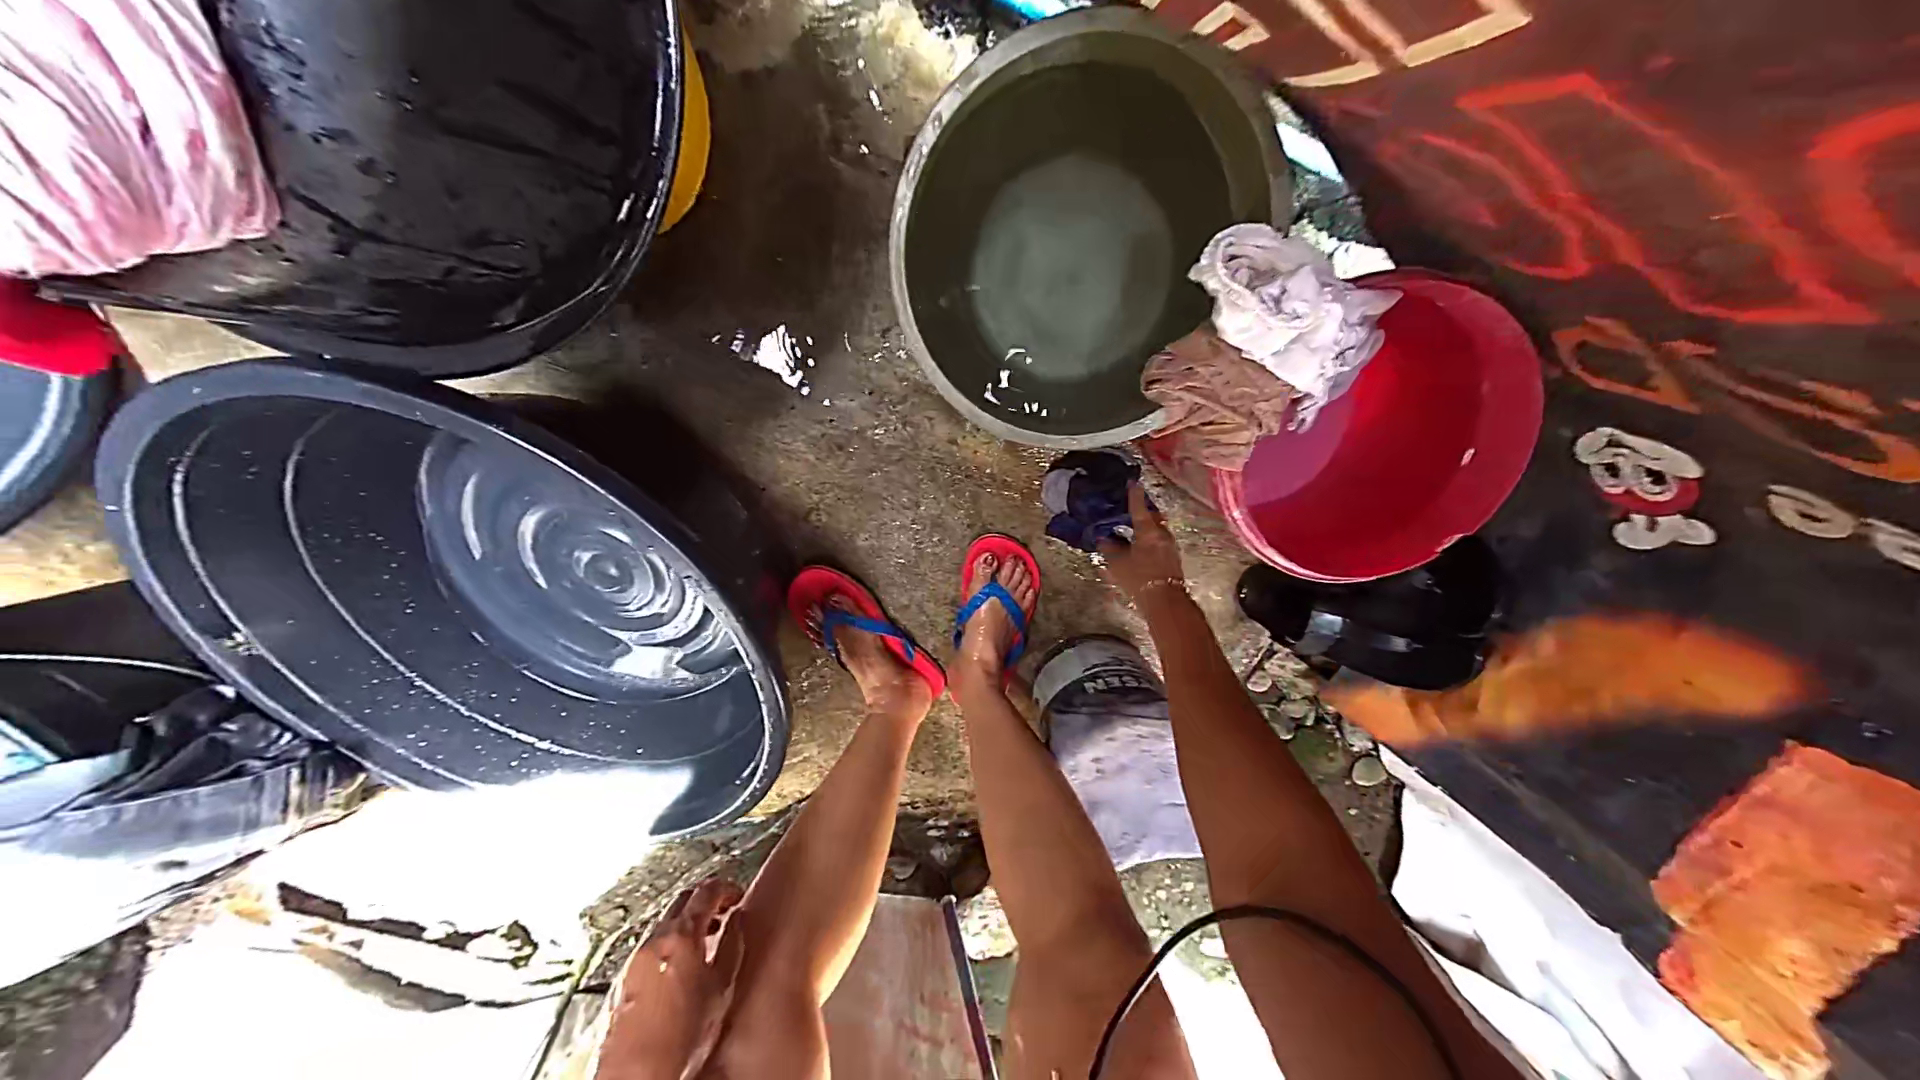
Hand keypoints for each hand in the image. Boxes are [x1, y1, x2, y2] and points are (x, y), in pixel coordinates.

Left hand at [595, 878, 745, 1079]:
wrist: (636, 1077)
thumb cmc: (681, 1039)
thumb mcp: (722, 988)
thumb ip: (733, 946)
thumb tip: (737, 922)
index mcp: (681, 935)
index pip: (707, 891)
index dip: (727, 888)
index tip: (736, 895)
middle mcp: (653, 941)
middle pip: (682, 900)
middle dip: (704, 900)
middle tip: (723, 911)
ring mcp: (633, 961)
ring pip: (663, 924)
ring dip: (685, 924)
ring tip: (704, 942)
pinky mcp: (620, 982)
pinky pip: (649, 949)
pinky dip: (668, 946)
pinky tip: (679, 970)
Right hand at [1096, 481, 1186, 604]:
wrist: (1164, 600)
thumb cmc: (1139, 579)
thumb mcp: (1117, 564)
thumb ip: (1109, 548)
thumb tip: (1103, 539)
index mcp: (1148, 530)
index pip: (1139, 507)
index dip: (1134, 494)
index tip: (1132, 482)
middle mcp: (1161, 534)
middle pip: (1152, 516)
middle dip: (1143, 509)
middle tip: (1131, 506)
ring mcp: (1169, 545)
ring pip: (1157, 528)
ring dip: (1147, 525)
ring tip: (1133, 525)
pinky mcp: (1172, 557)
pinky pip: (1159, 540)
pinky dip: (1150, 537)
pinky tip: (1140, 543)